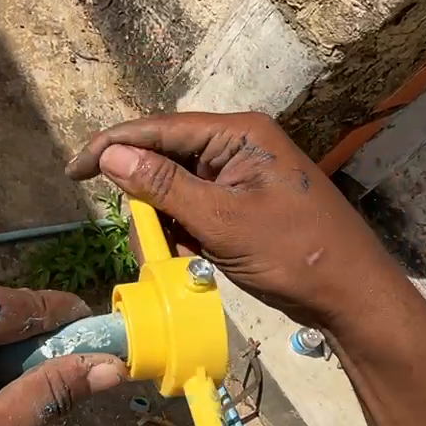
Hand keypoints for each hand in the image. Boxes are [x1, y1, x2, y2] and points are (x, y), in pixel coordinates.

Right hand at [66, 112, 382, 325]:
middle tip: (147, 237)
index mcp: (239, 135)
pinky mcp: (243, 202)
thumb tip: (110, 155)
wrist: (352, 297)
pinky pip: (196, 209)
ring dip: (168, 223)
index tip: (74, 169)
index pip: (160, 129)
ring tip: (183, 255)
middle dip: (148, 199)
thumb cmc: (294, 254)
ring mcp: (241, 176)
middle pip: (166, 159)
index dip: (112, 146)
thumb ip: (163, 186)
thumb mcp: (221, 221)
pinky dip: (187, 234)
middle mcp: (238, 146)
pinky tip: (196, 259)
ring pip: (177, 189)